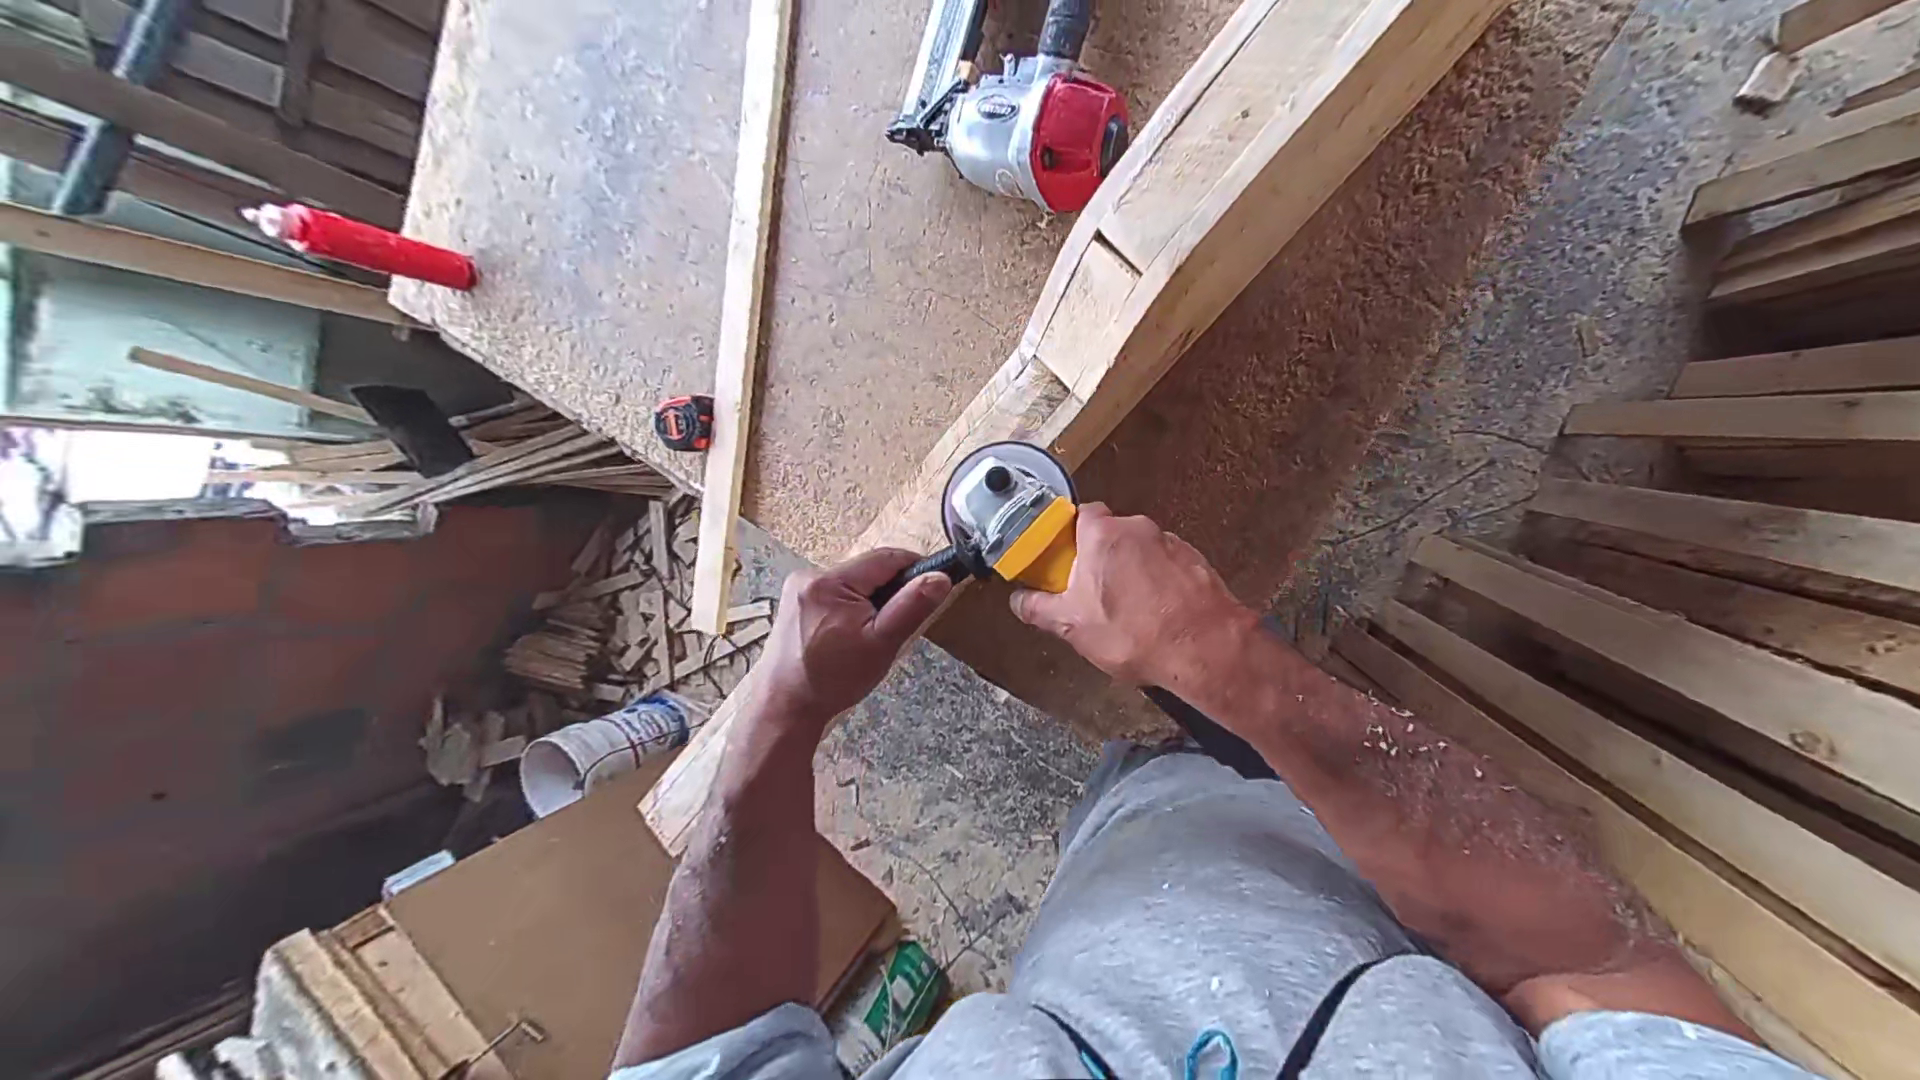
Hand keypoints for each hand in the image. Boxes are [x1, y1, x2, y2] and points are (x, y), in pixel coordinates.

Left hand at [750, 548, 953, 731]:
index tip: (929, 587)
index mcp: (830, 582)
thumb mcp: (882, 643)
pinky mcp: (796, 600)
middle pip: (868, 568)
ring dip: (870, 600)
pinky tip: (849, 634)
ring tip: (868, 634)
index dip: (913, 568)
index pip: (886, 557)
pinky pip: (836, 592)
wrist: (786, 706)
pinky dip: (851, 607)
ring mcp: (800, 588)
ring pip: (854, 581)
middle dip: (889, 591)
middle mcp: (810, 576)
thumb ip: (912, 606)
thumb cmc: (830, 680)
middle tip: (893, 624)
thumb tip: (939, 578)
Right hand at [1009, 503, 1254, 686]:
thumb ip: (1039, 608)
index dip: (1068, 536)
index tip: (1061, 559)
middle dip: (1098, 560)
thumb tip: (1021, 601)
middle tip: (1090, 593)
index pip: (1079, 515)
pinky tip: (1154, 614)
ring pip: (1138, 551)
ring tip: (1126, 611)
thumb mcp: (1072, 626)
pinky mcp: (1194, 562)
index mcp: (1103, 535)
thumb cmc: (1138, 633)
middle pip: (1108, 535)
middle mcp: (1138, 529)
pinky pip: (1165, 566)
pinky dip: (1157, 584)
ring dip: (1130, 572)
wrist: (1205, 649)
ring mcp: (1170, 543)